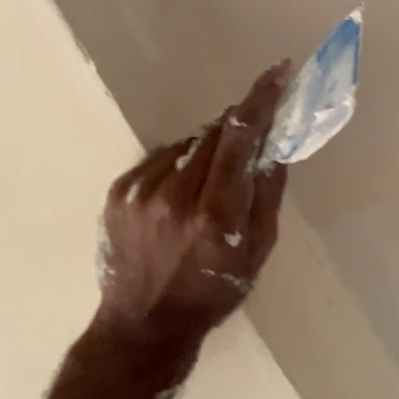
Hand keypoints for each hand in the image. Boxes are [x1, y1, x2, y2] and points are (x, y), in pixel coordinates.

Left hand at [93, 62, 290, 344]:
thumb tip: (278, 139)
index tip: (278, 71)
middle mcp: (175, 196)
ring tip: (214, 177)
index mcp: (216, 213)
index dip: (262, 99)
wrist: (141, 326)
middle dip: (241, 124)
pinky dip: (182, 162)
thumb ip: (269, 189)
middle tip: (256, 128)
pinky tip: (184, 190)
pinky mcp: (120, 192)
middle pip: (217, 133)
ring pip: (191, 142)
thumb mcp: (259, 247)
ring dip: (211, 146)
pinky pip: (164, 156)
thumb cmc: (213, 289)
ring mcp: (141, 192)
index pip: (241, 137)